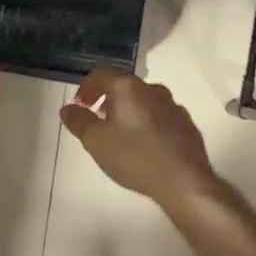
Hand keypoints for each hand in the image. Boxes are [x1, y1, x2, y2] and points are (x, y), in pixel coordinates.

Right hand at [59, 68, 220, 209]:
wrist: (184, 181)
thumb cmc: (135, 157)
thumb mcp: (96, 141)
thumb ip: (79, 121)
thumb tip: (68, 108)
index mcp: (129, 87)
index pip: (101, 74)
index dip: (86, 87)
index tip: (79, 105)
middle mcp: (153, 89)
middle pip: (124, 86)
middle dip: (107, 99)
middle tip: (96, 119)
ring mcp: (174, 106)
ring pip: (144, 100)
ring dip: (127, 111)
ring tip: (119, 134)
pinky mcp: (187, 125)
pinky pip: (160, 116)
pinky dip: (146, 123)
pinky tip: (143, 145)